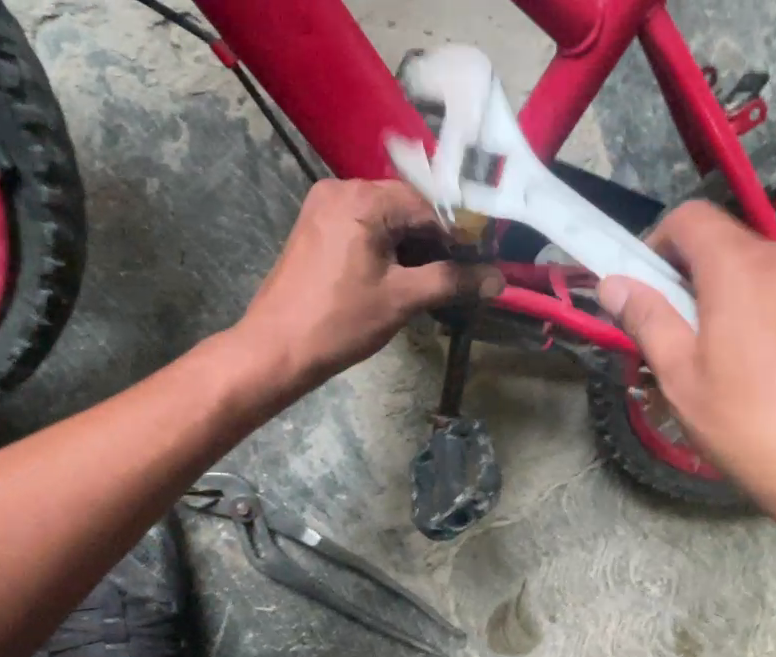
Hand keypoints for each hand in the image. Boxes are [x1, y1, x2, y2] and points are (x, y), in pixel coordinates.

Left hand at [233, 179, 499, 394]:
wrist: (276, 348)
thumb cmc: (340, 321)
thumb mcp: (403, 299)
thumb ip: (453, 281)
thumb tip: (498, 279)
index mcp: (362, 198)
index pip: (428, 204)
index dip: (459, 232)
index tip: (482, 261)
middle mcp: (341, 189)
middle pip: (406, 206)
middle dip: (435, 239)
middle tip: (461, 273)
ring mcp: (323, 207)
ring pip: (385, 218)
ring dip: (413, 245)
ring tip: (435, 279)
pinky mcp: (316, 228)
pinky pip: (364, 228)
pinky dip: (387, 247)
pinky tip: (403, 275)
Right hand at [599, 202, 775, 556]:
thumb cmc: (751, 429)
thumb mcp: (683, 380)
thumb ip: (647, 320)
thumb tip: (613, 284)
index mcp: (744, 268)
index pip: (691, 218)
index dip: (659, 244)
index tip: (651, 289)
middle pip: (736, 251)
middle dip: (706, 286)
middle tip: (694, 346)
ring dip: (751, 304)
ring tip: (749, 369)